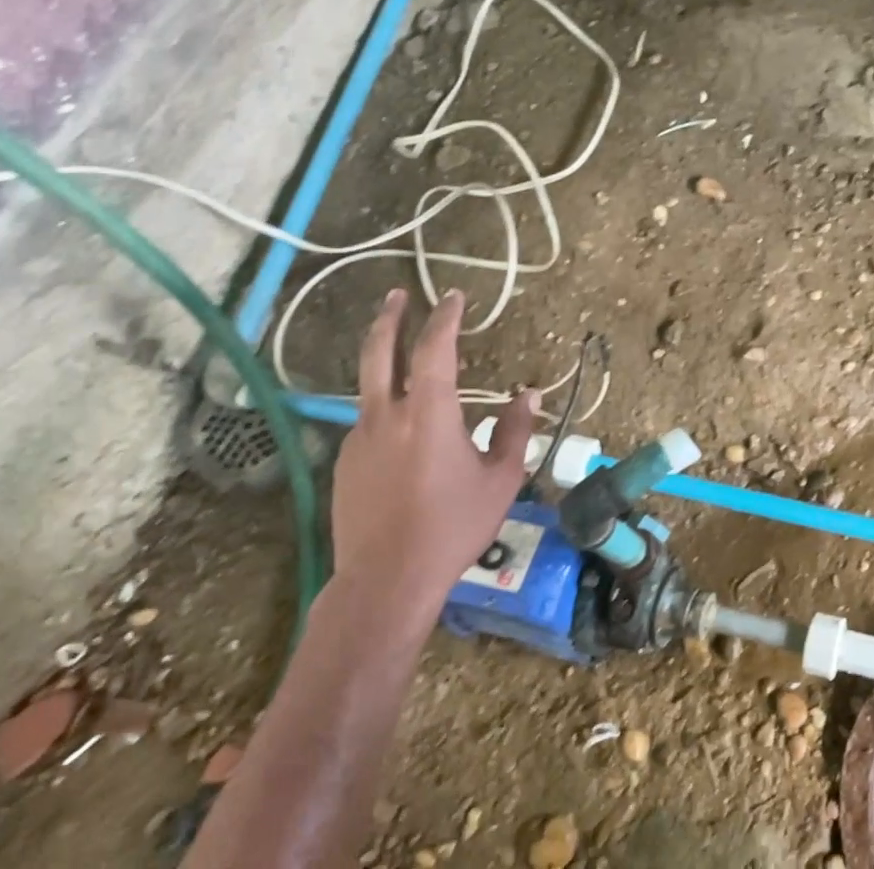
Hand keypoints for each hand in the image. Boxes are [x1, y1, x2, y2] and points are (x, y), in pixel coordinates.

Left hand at [329, 288, 535, 609]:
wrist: (387, 578)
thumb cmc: (454, 526)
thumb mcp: (501, 479)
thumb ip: (515, 431)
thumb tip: (529, 394)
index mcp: (429, 413)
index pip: (435, 349)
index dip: (444, 318)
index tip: (452, 297)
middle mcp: (386, 416)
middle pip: (379, 352)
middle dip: (389, 319)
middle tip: (397, 295)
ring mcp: (358, 439)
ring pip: (370, 389)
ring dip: (384, 365)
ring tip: (404, 363)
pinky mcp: (344, 465)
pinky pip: (368, 425)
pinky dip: (386, 413)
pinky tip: (404, 437)